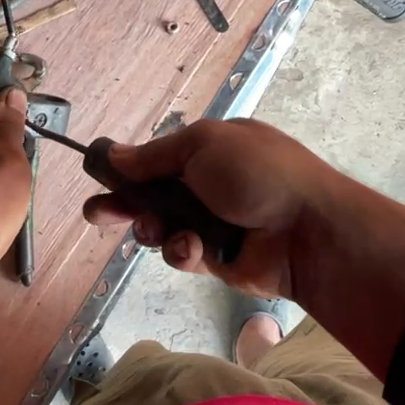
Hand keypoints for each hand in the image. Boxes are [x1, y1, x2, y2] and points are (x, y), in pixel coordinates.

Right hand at [83, 119, 335, 298]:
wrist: (307, 231)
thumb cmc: (257, 174)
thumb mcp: (203, 144)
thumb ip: (155, 154)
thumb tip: (114, 154)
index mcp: (213, 150)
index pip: (161, 159)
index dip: (130, 169)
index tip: (100, 175)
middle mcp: (212, 185)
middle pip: (155, 196)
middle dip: (124, 205)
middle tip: (96, 214)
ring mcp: (215, 223)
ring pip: (164, 228)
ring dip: (153, 229)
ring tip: (153, 230)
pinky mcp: (217, 259)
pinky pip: (184, 255)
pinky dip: (183, 251)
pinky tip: (192, 248)